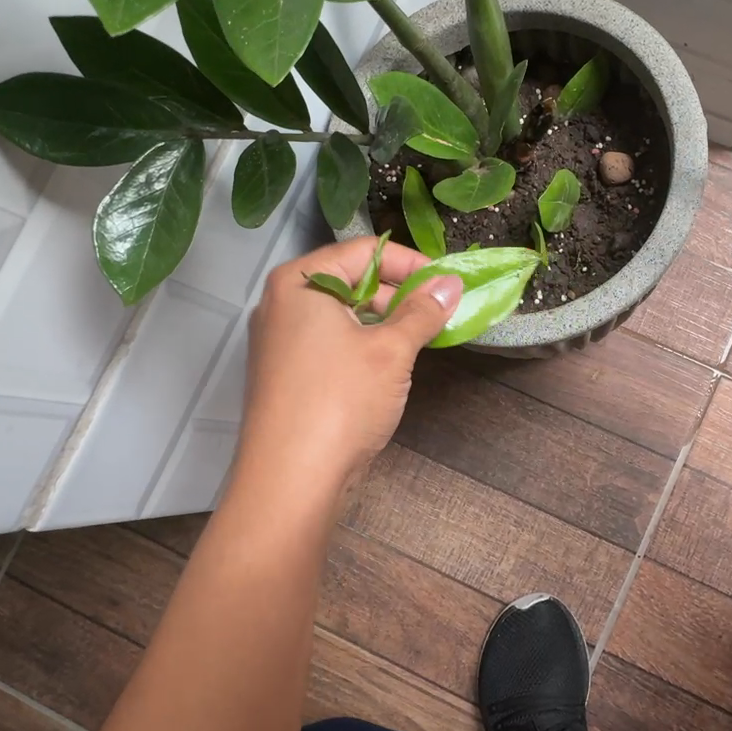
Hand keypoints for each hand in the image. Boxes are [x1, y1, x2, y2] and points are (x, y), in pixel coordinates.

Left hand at [238, 237, 462, 488]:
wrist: (291, 479)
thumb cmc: (340, 401)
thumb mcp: (392, 351)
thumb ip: (423, 311)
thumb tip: (452, 283)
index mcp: (301, 283)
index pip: (364, 251)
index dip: (411, 262)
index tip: (449, 281)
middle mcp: (283, 304)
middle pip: (352, 281)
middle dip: (400, 295)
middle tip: (441, 313)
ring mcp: (280, 342)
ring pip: (343, 316)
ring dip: (385, 323)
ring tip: (422, 340)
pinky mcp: (286, 375)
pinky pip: (331, 344)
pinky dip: (363, 346)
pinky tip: (391, 367)